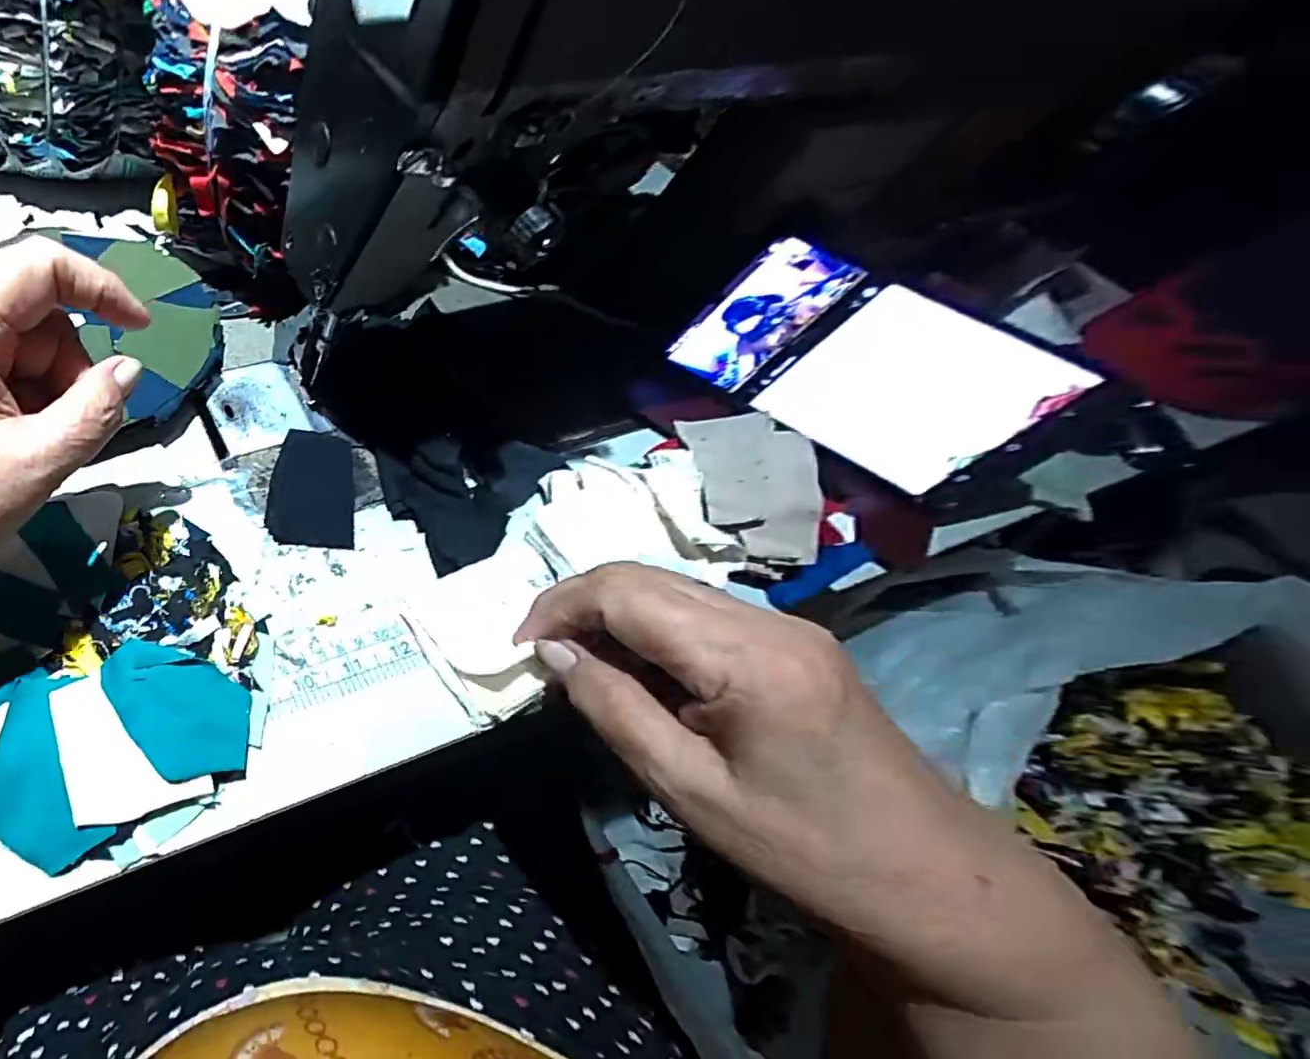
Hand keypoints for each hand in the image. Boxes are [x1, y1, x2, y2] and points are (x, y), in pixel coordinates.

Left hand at [0, 238, 150, 646]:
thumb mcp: (39, 459)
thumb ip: (98, 408)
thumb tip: (131, 370)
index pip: (41, 266)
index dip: (101, 288)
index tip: (141, 329)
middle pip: (44, 319)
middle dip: (73, 372)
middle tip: (66, 432)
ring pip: (37, 350)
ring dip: (58, 395)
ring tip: (39, 448)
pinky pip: (18, 373)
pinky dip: (40, 405)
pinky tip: (26, 446)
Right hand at [513, 563, 1174, 1038]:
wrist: (936, 880)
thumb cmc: (805, 850)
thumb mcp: (688, 790)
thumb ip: (612, 709)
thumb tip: (554, 653)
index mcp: (747, 656)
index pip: (625, 592)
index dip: (559, 607)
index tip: (521, 647)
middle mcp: (767, 619)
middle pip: (644, 576)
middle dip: (577, 603)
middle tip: (542, 653)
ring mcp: (784, 623)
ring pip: (667, 587)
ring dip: (610, 613)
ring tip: (579, 662)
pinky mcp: (790, 639)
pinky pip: (696, 611)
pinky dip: (646, 627)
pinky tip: (633, 667)